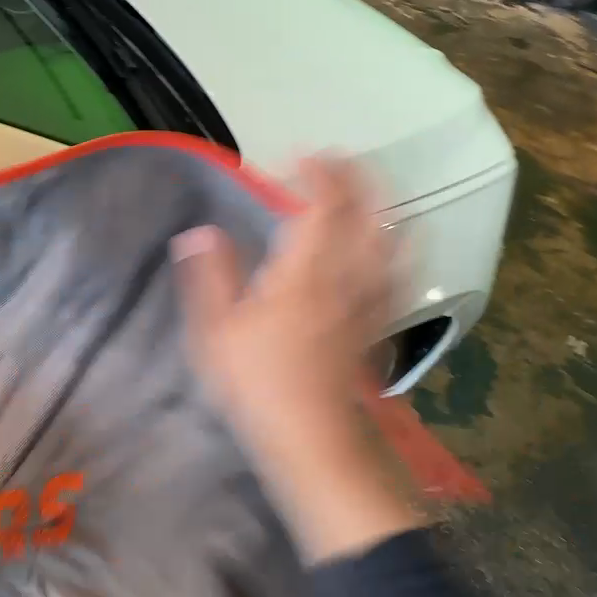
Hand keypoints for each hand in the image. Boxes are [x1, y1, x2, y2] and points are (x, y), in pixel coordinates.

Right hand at [170, 154, 421, 561]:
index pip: (322, 210)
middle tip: (338, 161)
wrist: (311, 442)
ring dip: (383, 211)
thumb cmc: (255, 384)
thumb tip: (198, 232)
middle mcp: (344, 281)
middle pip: (368, 219)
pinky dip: (397, 253)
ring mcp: (368, 305)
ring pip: (391, 246)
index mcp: (302, 274)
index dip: (318, 176)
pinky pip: (398, 278)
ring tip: (370, 195)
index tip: (301, 155)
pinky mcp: (377, 328)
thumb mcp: (214, 330)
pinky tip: (394, 251)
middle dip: (358, 182)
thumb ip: (209, 276)